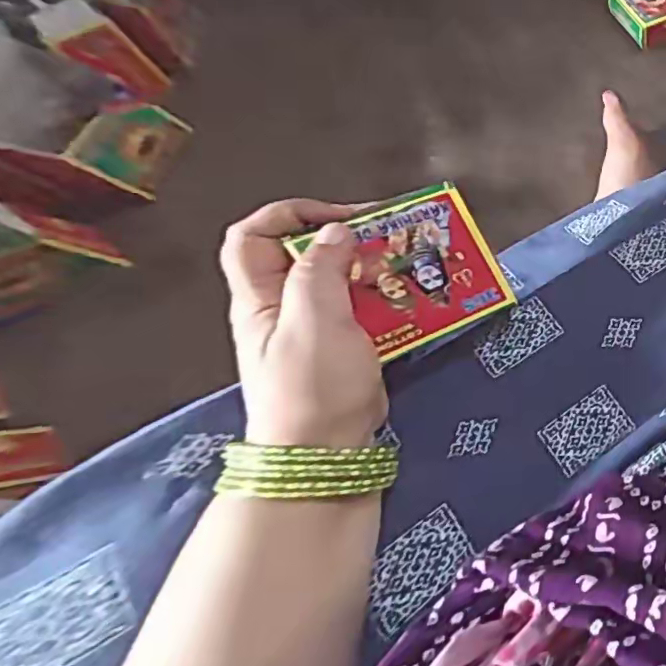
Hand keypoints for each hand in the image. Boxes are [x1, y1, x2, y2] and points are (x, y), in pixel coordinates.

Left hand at [220, 200, 386, 449]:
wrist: (326, 450)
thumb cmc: (314, 385)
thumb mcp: (314, 321)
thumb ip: (321, 271)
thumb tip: (336, 231)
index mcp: (261, 298)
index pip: (254, 236)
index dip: (292, 215)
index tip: (343, 218)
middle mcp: (283, 308)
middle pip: (303, 254)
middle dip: (346, 239)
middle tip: (389, 237)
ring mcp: (315, 328)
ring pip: (339, 281)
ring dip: (373, 268)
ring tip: (408, 265)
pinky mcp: (344, 346)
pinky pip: (362, 308)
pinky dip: (386, 297)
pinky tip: (411, 299)